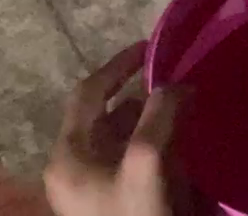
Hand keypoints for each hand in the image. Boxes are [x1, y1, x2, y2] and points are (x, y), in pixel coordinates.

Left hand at [43, 42, 183, 215]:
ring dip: (147, 120)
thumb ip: (159, 114)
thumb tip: (175, 84)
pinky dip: (148, 145)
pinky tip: (174, 150)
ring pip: (116, 137)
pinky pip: (125, 161)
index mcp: (67, 155)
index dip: (119, 65)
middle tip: (174, 86)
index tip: (150, 48)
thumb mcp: (148, 163)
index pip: (88, 91)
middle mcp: (70, 169)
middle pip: (103, 114)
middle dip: (140, 96)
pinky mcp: (105, 205)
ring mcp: (87, 191)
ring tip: (180, 116)